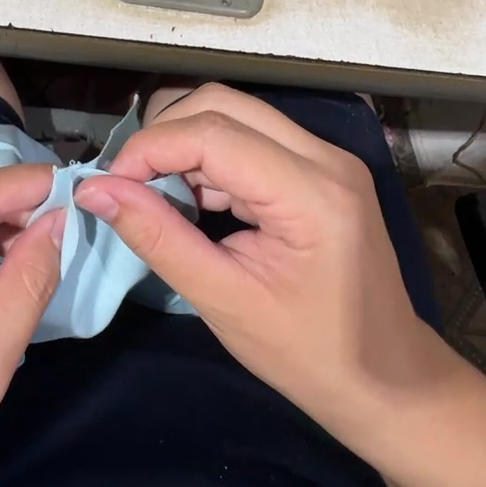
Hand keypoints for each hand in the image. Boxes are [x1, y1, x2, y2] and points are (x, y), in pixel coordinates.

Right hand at [72, 84, 446, 438]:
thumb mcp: (224, 301)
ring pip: (233, 113)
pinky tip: (198, 202)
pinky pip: (249, 136)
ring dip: (185, 144)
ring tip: (163, 200)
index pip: (211, 133)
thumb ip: (157, 237)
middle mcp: (324, 157)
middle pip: (221, 104)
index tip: (108, 186)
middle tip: (131, 186)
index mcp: (311, 194)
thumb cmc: (310, 354)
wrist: (390, 382)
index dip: (149, 149)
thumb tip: (94, 190)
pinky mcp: (319, 166)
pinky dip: (209, 158)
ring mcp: (326, 157)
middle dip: (164, 136)